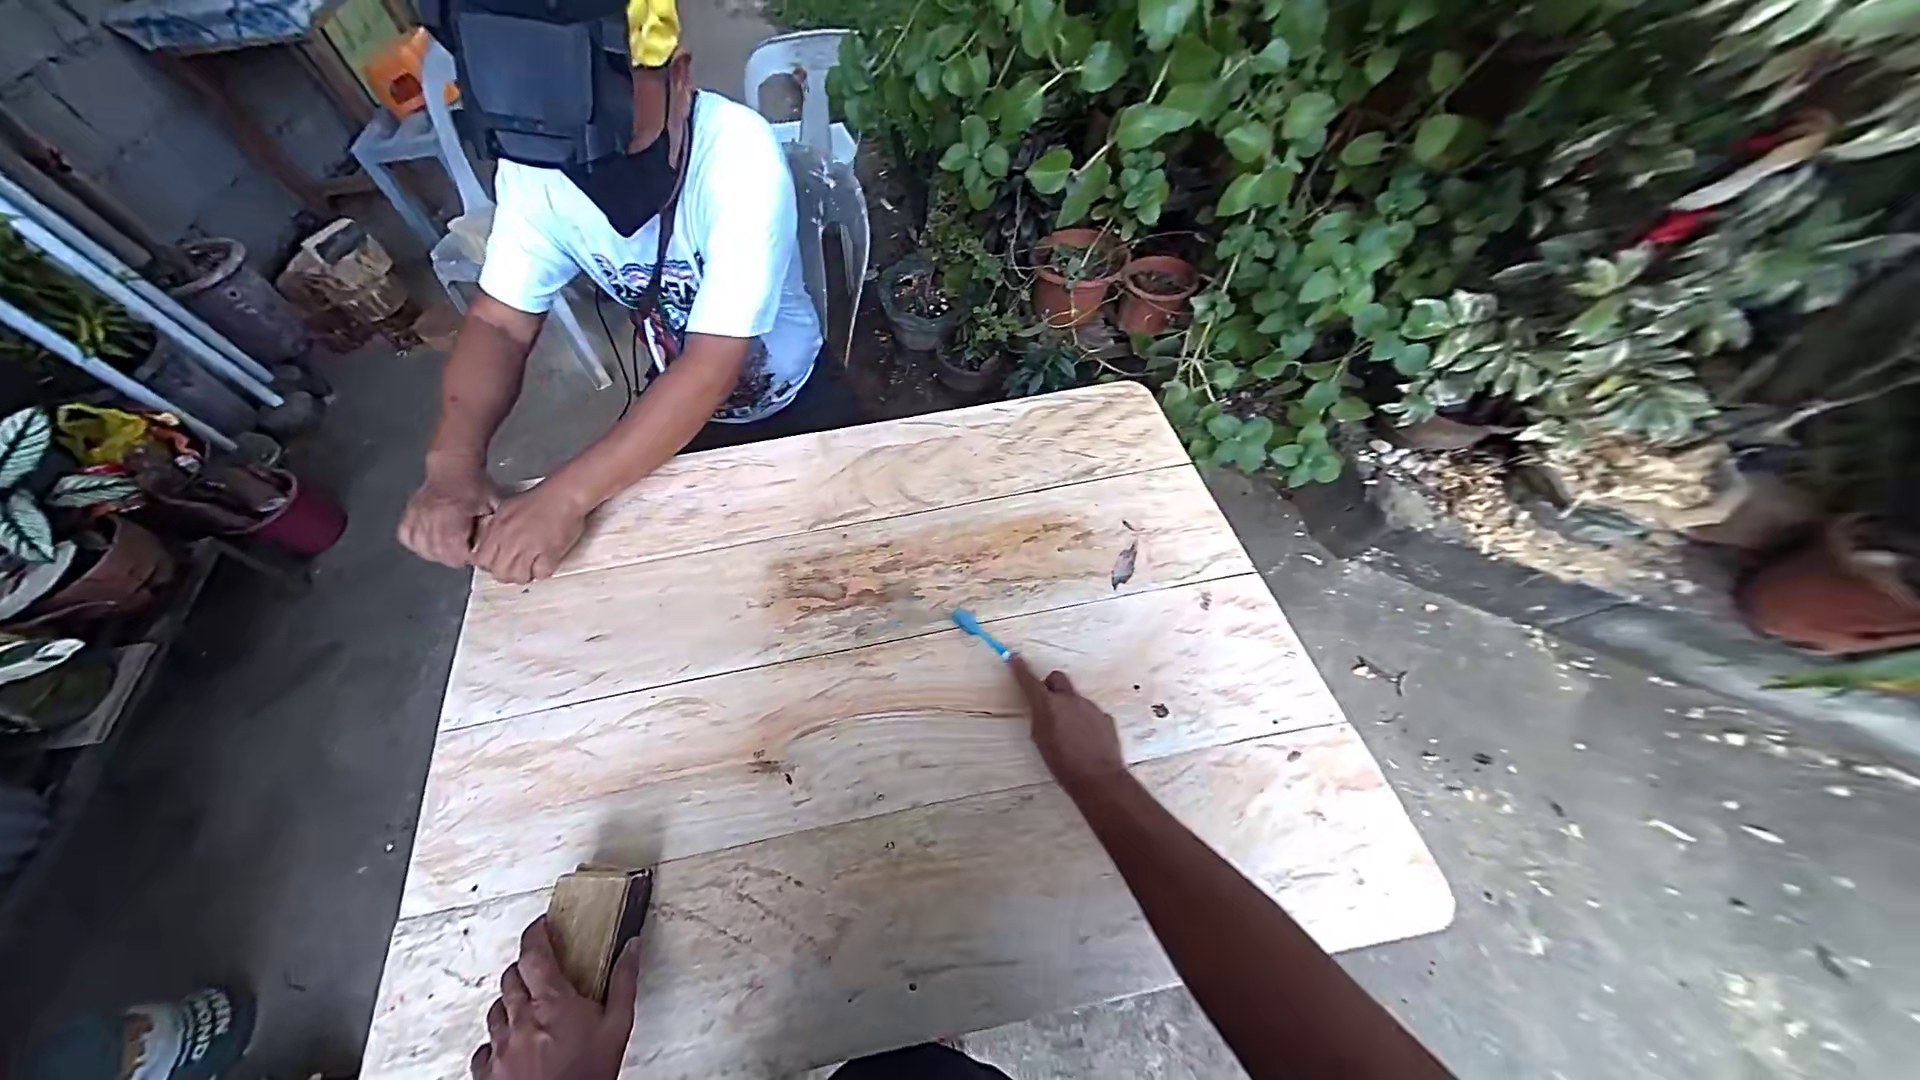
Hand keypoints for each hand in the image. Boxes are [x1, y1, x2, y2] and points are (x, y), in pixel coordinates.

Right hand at [399, 464, 500, 566]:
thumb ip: (492, 527)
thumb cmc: (476, 487)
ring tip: (450, 551)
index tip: (472, 557)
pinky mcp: (408, 514)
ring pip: (421, 546)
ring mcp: (416, 514)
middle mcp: (430, 514)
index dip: (463, 556)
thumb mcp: (493, 505)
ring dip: (436, 553)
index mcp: (452, 512)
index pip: (452, 545)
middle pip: (435, 549)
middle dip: (452, 558)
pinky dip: (418, 544)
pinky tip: (432, 545)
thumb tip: (493, 547)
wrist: (454, 469)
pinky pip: (407, 537)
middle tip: (464, 556)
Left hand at [471, 916, 640, 1079]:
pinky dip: (499, 1037)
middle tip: (544, 964)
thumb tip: (631, 946)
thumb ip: (624, 980)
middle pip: (511, 978)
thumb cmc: (588, 1077)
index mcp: (551, 1003)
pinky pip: (485, 1047)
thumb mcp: (618, 1025)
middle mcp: (520, 1022)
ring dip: (512, 1000)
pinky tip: (515, 1041)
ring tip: (532, 1004)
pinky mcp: (486, 1076)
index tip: (543, 923)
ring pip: (496, 1010)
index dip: (535, 932)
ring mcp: (499, 1051)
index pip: (533, 954)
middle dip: (526, 965)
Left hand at [473, 483, 591, 583]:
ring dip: (526, 575)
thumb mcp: (507, 508)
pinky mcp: (550, 552)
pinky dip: (544, 571)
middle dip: (508, 574)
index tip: (500, 563)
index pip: (482, 560)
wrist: (565, 495)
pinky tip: (547, 563)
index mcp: (498, 530)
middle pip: (500, 572)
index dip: (490, 565)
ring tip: (533, 568)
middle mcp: (510, 541)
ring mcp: (530, 548)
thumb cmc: (541, 499)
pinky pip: (542, 573)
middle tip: (518, 569)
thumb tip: (491, 541)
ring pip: (519, 576)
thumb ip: (496, 527)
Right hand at [1010, 656, 1127, 789]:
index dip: (1020, 669)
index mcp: (1049, 705)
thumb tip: (1042, 709)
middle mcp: (1070, 700)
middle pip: (1057, 678)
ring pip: (1074, 697)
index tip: (1014, 658)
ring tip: (1069, 734)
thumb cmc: (1063, 764)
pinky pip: (1089, 712)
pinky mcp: (1104, 717)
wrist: (1099, 779)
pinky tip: (1085, 740)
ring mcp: (1090, 706)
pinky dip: (1084, 720)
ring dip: (1068, 707)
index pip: (1030, 681)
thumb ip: (1039, 719)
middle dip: (1049, 686)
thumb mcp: (1041, 741)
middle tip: (1047, 704)